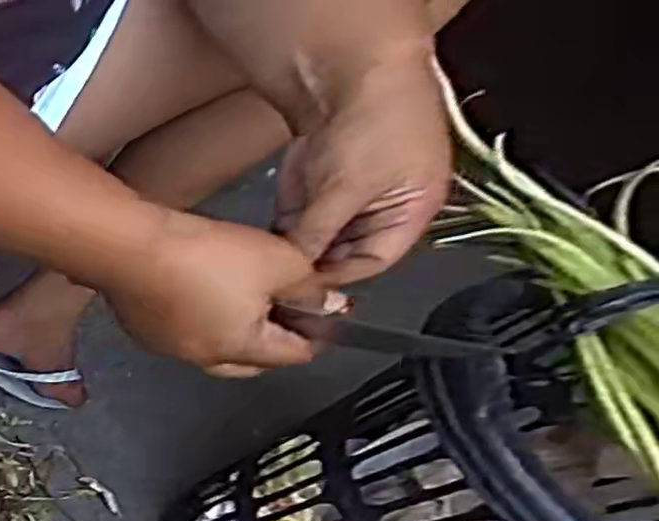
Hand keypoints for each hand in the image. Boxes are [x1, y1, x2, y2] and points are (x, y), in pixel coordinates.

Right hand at [105, 212, 327, 376]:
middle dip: (271, 346)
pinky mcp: (145, 335)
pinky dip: (200, 327)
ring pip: (213, 352)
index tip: (325, 314)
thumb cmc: (210, 258)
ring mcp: (168, 349)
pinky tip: (202, 299)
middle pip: (248, 365)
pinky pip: (183, 339)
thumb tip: (324, 304)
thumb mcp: (284, 263)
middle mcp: (201, 357)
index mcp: (238, 347)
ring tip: (242, 304)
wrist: (136, 254)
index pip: (291, 355)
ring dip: (232, 337)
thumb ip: (311, 290)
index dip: (316, 335)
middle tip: (285, 315)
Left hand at [274, 59, 449, 286]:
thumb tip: (291, 273)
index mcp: (408, 214)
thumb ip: (315, 236)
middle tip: (270, 292)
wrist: (349, 86)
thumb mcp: (345, 191)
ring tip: (257, 280)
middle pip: (338, 263)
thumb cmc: (373, 130)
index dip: (336, 280)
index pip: (371, 265)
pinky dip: (275, 248)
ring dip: (287, 263)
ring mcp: (340, 213)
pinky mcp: (309, 206)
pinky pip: (291, 237)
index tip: (299, 292)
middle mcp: (376, 218)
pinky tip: (252, 260)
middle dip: (307, 275)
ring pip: (310, 252)